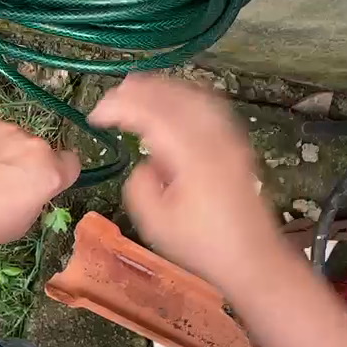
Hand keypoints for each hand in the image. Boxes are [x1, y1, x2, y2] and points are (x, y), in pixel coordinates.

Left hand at [0, 116, 79, 253]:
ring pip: (12, 139)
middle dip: (26, 164)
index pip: (72, 164)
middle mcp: (32, 144)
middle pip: (39, 151)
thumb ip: (35, 200)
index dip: (59, 175)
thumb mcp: (20, 225)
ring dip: (3, 151)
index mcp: (49, 172)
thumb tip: (30, 188)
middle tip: (0, 185)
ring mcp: (3, 127)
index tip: (40, 187)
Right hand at [88, 73, 283, 287]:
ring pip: (195, 95)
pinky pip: (210, 106)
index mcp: (191, 155)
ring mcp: (229, 138)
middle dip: (139, 90)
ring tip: (137, 88)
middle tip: (110, 95)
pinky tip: (174, 101)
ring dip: (163, 87)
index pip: (150, 114)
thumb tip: (146, 166)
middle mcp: (213, 137)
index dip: (119, 107)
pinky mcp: (236, 145)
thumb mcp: (155, 223)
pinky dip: (186, 95)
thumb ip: (140, 186)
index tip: (94, 115)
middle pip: (174, 96)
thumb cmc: (201, 245)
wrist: (252, 259)